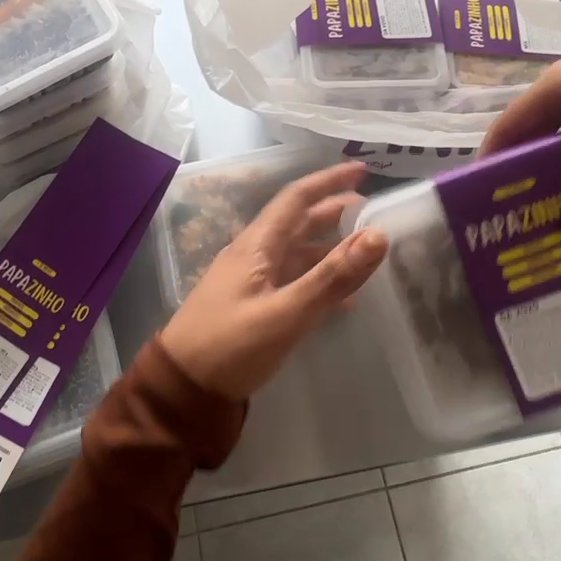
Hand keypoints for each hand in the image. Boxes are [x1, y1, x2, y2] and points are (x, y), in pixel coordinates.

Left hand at [157, 162, 389, 400]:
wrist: (182, 389)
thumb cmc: (230, 346)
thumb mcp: (286, 313)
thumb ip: (332, 278)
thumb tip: (378, 236)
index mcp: (256, 245)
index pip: (296, 199)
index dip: (329, 181)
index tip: (363, 171)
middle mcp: (253, 255)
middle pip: (296, 222)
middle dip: (331, 210)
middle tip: (369, 207)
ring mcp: (250, 281)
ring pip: (295, 252)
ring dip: (327, 246)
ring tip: (363, 247)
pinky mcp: (252, 306)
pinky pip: (291, 281)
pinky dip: (318, 280)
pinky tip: (343, 298)